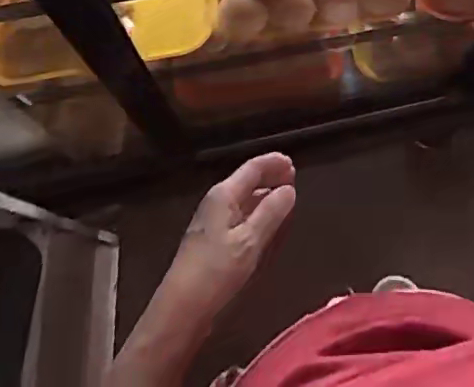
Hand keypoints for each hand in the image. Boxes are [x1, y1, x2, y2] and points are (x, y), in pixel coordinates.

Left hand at [161, 152, 296, 320]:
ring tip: (285, 200)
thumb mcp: (250, 241)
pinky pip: (239, 216)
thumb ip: (271, 212)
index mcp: (223, 194)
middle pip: (247, 181)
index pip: (253, 168)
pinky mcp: (211, 241)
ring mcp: (212, 222)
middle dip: (270, 178)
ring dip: (264, 196)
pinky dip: (256, 213)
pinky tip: (266, 224)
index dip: (274, 163)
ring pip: (243, 199)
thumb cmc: (216, 271)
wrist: (179, 311)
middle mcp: (216, 202)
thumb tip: (289, 189)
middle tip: (293, 180)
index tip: (294, 164)